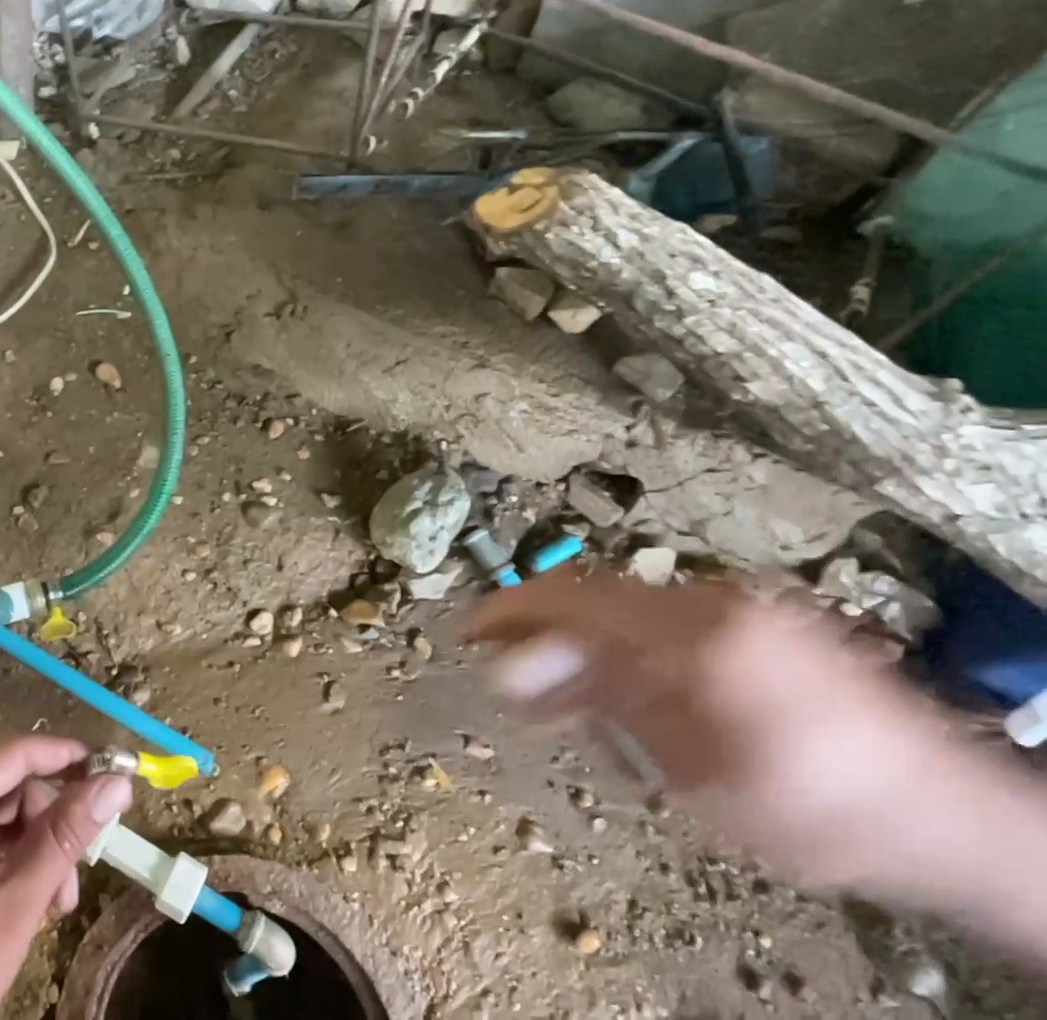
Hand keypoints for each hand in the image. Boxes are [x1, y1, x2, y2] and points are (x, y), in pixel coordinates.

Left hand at [0, 735, 132, 1019]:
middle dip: (48, 808)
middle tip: (86, 851)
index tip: (115, 769)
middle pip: (2, 771)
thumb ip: (64, 836)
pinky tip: (31, 889)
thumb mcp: (13, 906)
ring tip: (58, 896)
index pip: (11, 752)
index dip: (66, 755)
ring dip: (31, 835)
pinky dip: (6, 846)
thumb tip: (117, 783)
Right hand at [466, 572, 1010, 905]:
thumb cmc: (817, 808)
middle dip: (539, 634)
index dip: (508, 610)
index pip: (571, 598)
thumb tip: (518, 667)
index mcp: (696, 635)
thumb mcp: (695, 771)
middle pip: (593, 598)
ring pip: (624, 610)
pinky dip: (621, 651)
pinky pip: (660, 623)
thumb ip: (603, 706)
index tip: (465, 632)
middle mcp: (713, 605)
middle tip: (501, 674)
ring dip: (577, 646)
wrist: (947, 814)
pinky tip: (611, 693)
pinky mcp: (756, 624)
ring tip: (549, 695)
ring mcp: (738, 609)